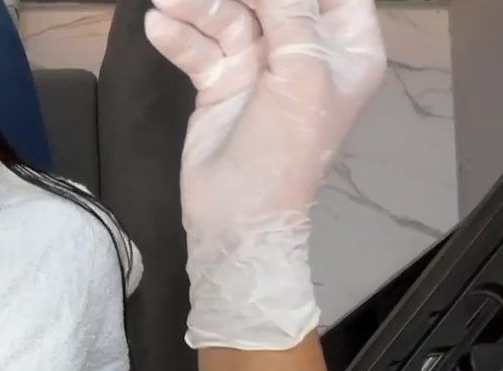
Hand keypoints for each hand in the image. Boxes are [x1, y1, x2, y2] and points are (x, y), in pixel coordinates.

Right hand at [145, 0, 384, 348]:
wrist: (238, 218)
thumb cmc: (285, 148)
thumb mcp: (303, 71)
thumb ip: (290, 10)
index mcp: (345, 46)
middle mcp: (304, 50)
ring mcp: (259, 68)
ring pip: (229, 16)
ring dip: (196, 6)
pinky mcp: (221, 86)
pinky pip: (201, 49)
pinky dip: (179, 37)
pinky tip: (157, 26)